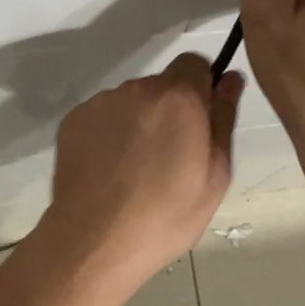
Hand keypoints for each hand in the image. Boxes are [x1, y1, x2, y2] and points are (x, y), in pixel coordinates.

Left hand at [35, 53, 243, 292]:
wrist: (94, 242)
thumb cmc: (166, 215)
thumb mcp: (215, 174)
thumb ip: (223, 118)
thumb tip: (231, 80)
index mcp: (178, 97)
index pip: (195, 63)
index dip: (202, 87)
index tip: (201, 121)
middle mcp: (138, 88)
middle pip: (163, 85)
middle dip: (171, 110)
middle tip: (171, 157)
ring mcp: (100, 102)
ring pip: (131, 101)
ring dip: (140, 122)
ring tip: (136, 169)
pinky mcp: (73, 120)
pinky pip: (102, 117)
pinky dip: (110, 134)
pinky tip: (110, 171)